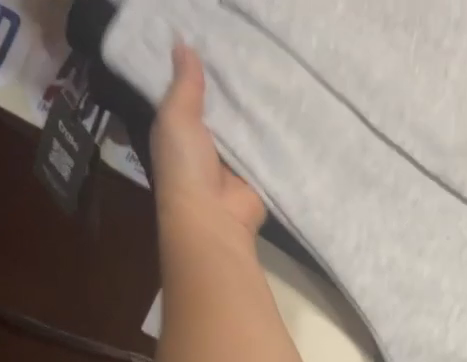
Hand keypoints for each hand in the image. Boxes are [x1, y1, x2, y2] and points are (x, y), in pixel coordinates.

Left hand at [152, 42, 266, 240]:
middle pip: (223, 108)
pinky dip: (277, 130)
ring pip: (247, 124)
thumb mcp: (175, 116)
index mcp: (180, 129)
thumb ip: (184, 84)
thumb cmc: (185, 165)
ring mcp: (235, 158)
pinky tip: (291, 104)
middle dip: (235, 85)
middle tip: (254, 49)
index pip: (190, 93)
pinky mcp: (259, 171)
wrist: (213, 217)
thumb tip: (182, 43)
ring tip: (276, 68)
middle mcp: (207, 143)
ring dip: (258, 105)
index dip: (201, 70)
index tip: (216, 39)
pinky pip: (269, 144)